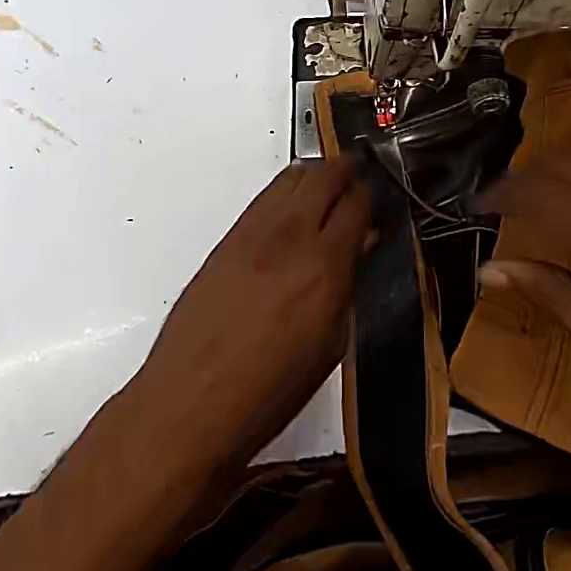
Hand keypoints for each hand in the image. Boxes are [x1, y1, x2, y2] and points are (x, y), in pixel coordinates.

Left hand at [124, 158, 371, 467]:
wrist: (191, 401)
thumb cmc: (265, 390)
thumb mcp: (329, 344)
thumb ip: (348, 285)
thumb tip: (359, 251)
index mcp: (325, 266)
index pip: (358, 204)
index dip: (373, 196)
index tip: (378, 200)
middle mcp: (290, 238)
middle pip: (325, 176)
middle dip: (347, 170)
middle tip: (358, 173)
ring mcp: (254, 233)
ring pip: (291, 178)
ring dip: (315, 174)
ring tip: (327, 184)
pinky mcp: (227, 239)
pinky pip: (264, 197)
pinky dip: (285, 190)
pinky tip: (291, 205)